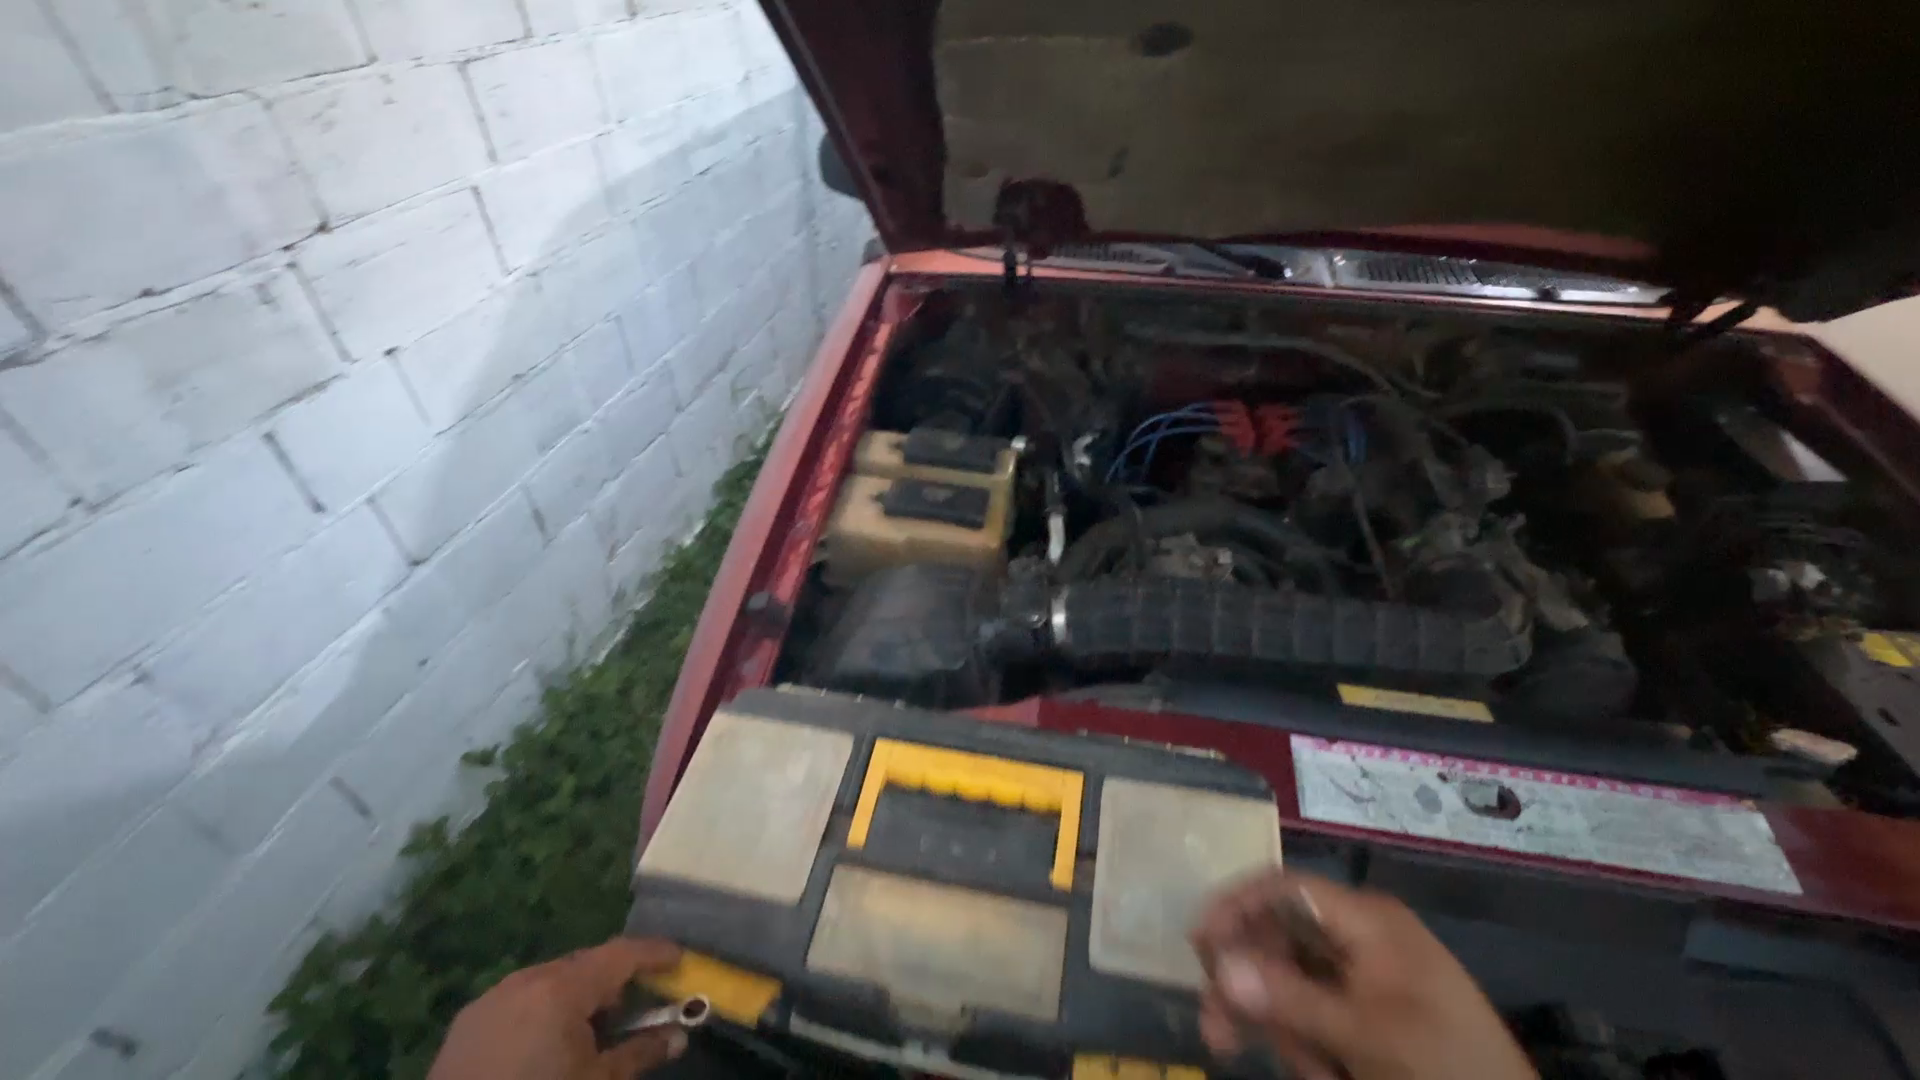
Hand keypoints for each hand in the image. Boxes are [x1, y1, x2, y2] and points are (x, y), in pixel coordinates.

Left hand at [427, 938, 687, 1079]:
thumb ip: (640, 1053)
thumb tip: (680, 1036)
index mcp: (563, 988)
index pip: (623, 953)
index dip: (656, 953)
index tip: (681, 959)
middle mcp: (529, 978)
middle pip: (588, 963)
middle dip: (617, 979)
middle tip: (640, 1006)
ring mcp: (494, 996)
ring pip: (554, 980)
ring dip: (581, 996)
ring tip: (592, 1032)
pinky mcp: (470, 1020)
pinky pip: (523, 998)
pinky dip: (547, 1009)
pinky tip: (547, 1045)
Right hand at [1191, 871, 1535, 1079]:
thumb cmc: (1446, 1068)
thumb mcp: (1366, 1035)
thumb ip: (1288, 999)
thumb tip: (1220, 967)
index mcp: (1366, 919)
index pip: (1283, 888)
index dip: (1234, 907)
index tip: (1198, 946)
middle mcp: (1360, 935)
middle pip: (1278, 939)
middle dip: (1248, 986)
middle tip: (1216, 1031)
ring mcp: (1365, 975)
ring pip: (1290, 982)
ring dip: (1279, 1025)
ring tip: (1307, 1073)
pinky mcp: (1369, 1012)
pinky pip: (1313, 1011)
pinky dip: (1304, 1040)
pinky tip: (1319, 1073)